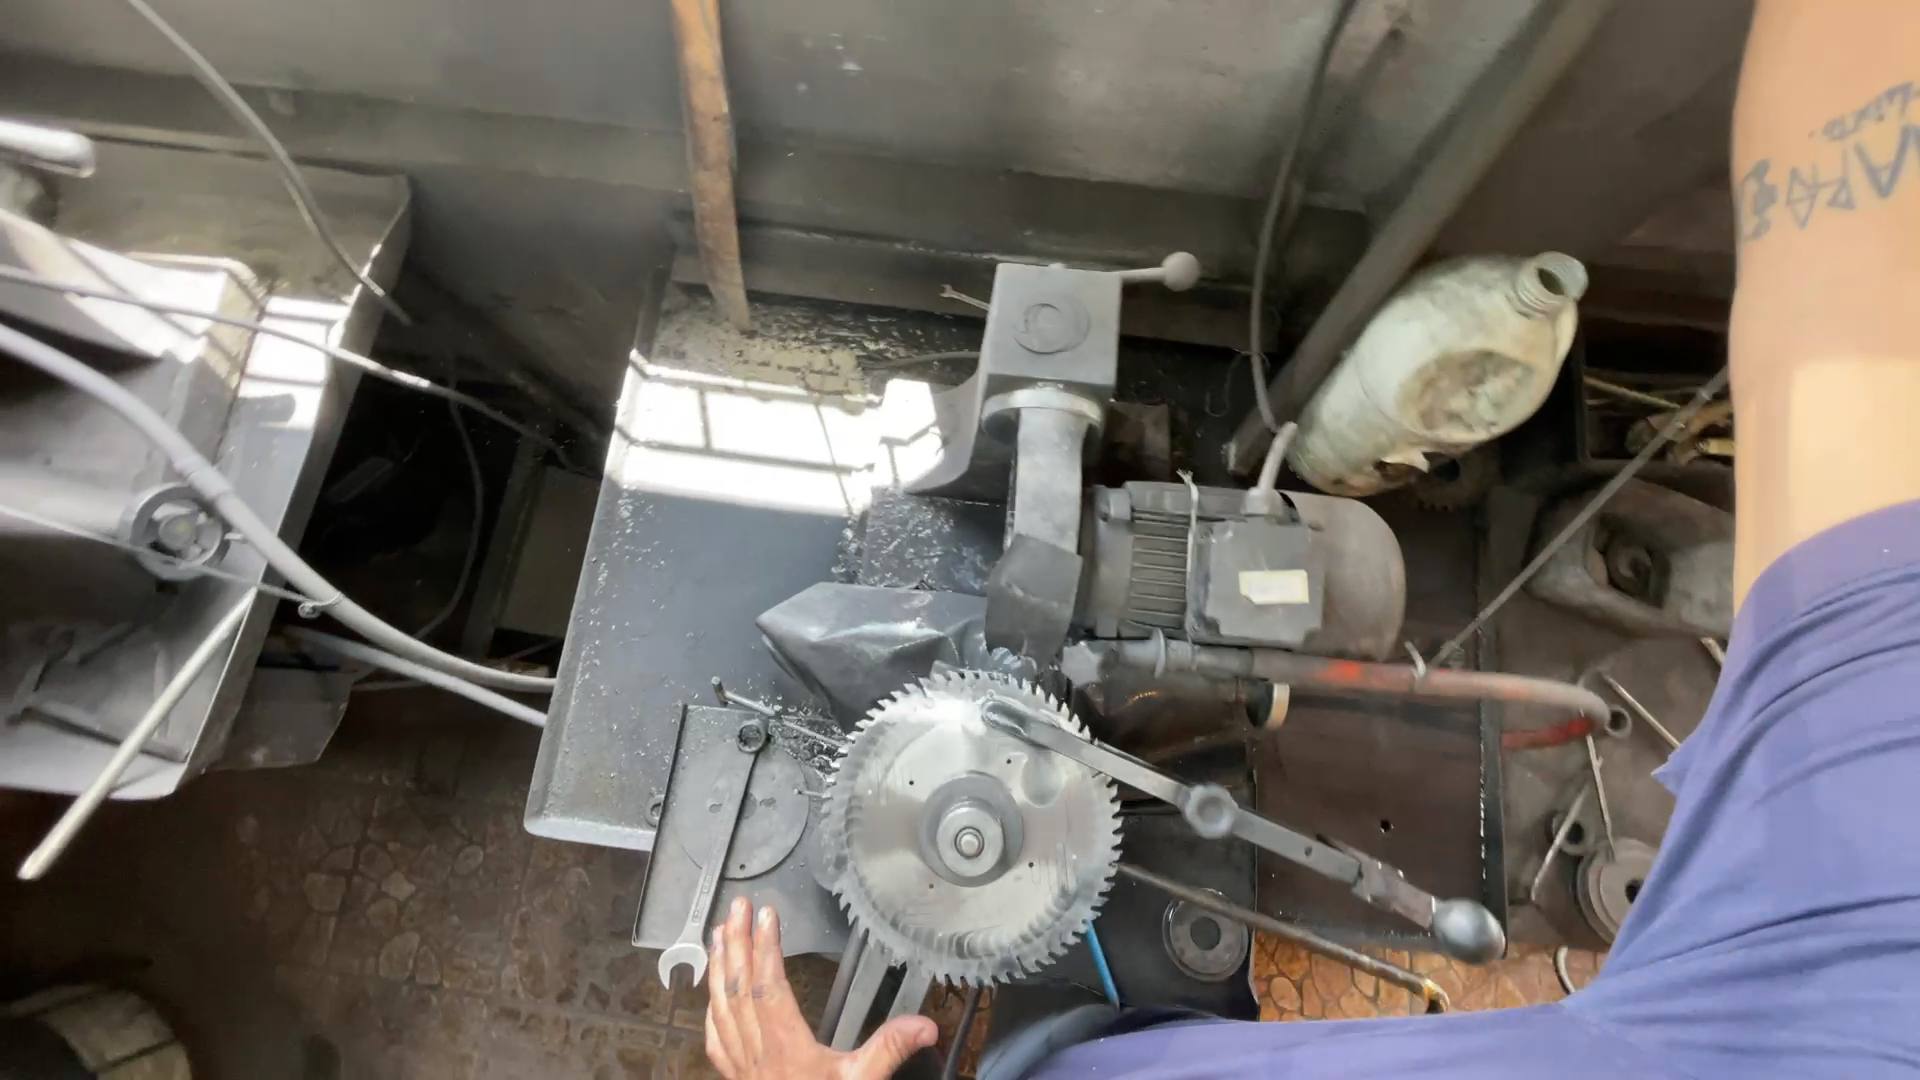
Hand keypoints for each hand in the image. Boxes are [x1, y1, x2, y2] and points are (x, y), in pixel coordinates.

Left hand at [705, 897, 937, 1079]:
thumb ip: (889, 1051)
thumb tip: (926, 1023)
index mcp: (787, 1053)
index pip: (768, 990)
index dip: (765, 948)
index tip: (767, 913)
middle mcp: (757, 1058)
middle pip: (738, 991)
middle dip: (737, 944)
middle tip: (738, 906)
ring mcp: (742, 1071)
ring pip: (722, 1010)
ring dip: (720, 967)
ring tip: (720, 932)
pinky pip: (717, 1040)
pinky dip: (713, 1008)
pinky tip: (713, 993)